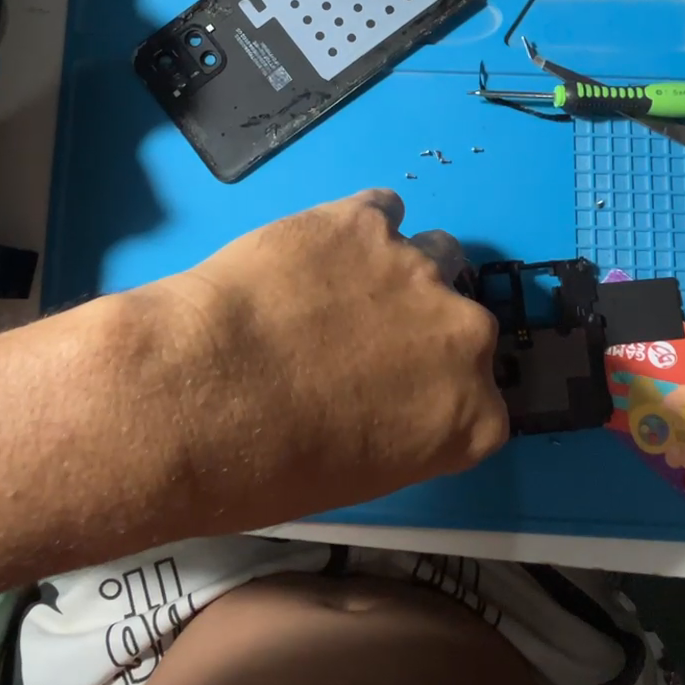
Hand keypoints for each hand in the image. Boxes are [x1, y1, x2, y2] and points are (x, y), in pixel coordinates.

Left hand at [139, 190, 506, 530]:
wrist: (203, 393)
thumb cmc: (268, 465)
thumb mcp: (353, 476)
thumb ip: (396, 428)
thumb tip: (376, 399)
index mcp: (472, 417)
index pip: (481, 396)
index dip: (435, 387)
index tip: (397, 387)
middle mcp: (464, 335)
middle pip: (461, 316)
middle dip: (419, 324)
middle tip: (360, 336)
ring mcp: (415, 268)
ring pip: (432, 252)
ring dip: (396, 268)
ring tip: (334, 285)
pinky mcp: (362, 220)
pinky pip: (380, 208)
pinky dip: (355, 226)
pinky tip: (315, 247)